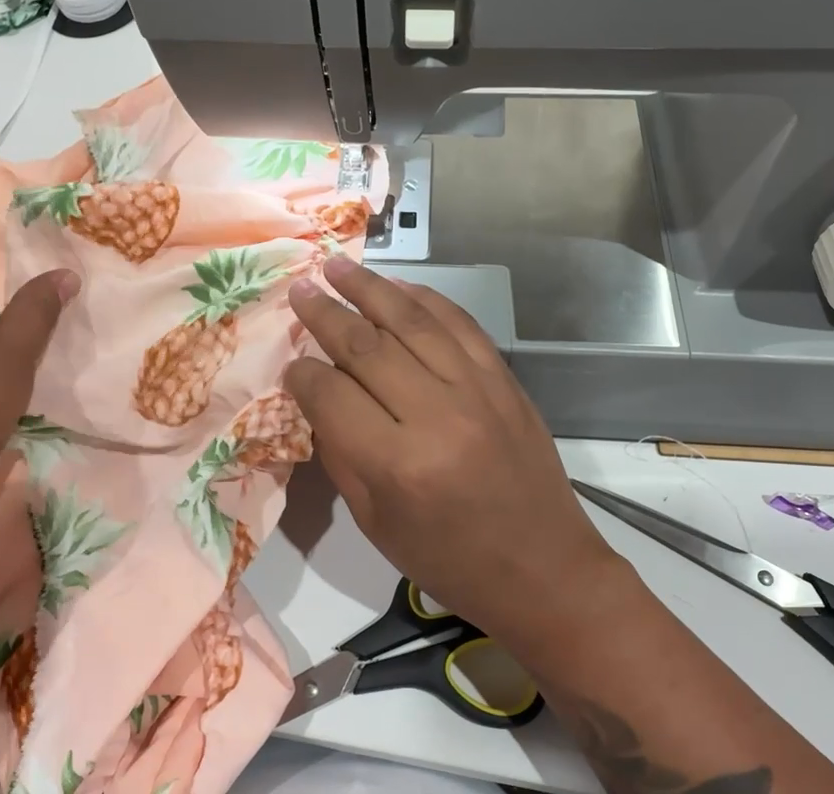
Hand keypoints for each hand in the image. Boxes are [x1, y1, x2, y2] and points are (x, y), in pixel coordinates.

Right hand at [285, 258, 623, 644]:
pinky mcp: (504, 379)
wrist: (544, 568)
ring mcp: (477, 390)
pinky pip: (459, 323)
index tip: (289, 364)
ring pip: (413, 320)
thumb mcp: (376, 523)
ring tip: (337, 266)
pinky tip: (398, 288)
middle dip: (325, 313)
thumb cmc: (449, 560)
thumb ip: (342, 453)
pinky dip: (425, 298)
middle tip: (299, 289)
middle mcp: (437, 415)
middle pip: (367, 346)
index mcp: (398, 464)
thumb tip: (318, 395)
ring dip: (370, 288)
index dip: (302, 374)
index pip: (331, 395)